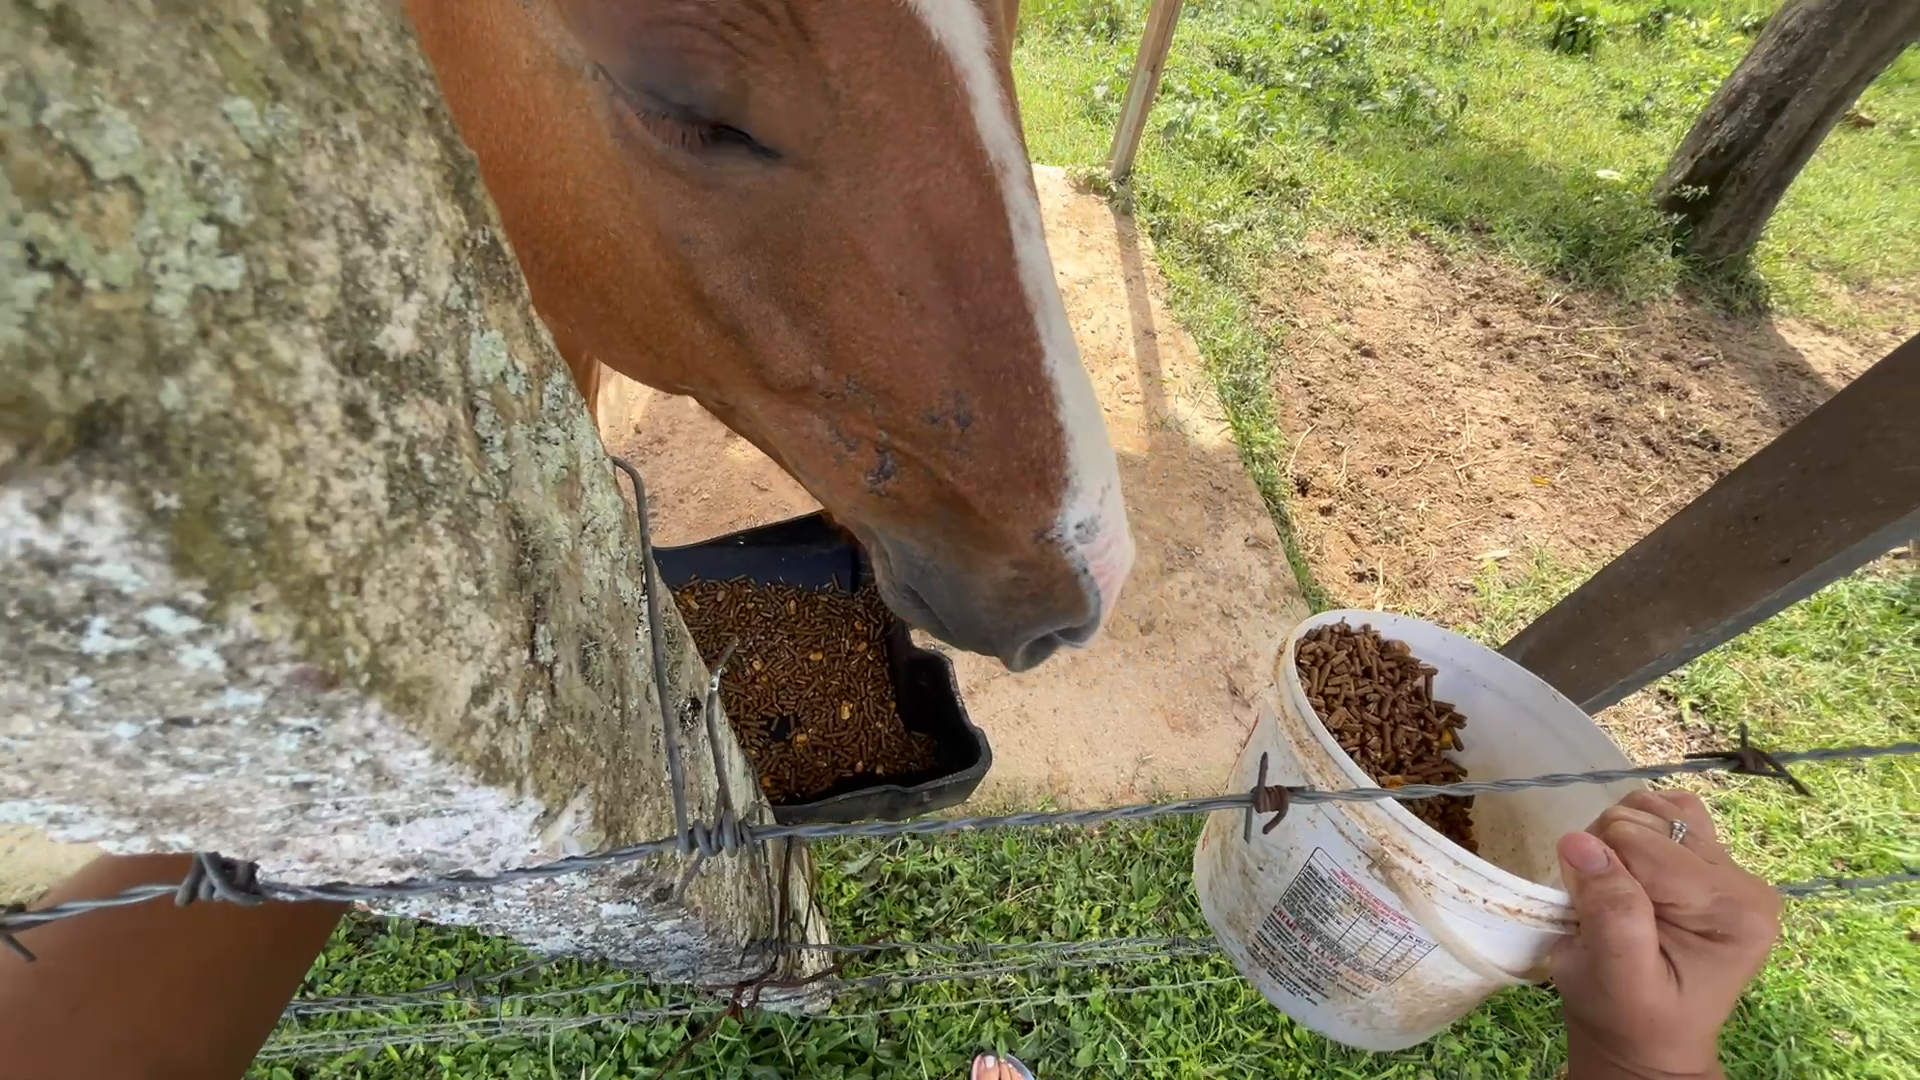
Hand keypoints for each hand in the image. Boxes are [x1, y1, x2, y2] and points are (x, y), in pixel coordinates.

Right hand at [1552, 789, 1781, 1079]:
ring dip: (1611, 839)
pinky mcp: (1708, 861)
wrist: (1642, 1031)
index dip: (1599, 865)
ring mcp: (1728, 869)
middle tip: (1600, 902)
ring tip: (1612, 887)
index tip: (1595, 908)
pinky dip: (1633, 825)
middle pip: (1639, 820)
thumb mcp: (1616, 972)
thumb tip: (1579, 842)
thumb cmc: (1626, 1009)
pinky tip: (1628, 862)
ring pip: (1646, 808)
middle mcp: (1742, 883)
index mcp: (1732, 911)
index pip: (1637, 840)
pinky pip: (1664, 808)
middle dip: (1603, 851)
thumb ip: (1610, 910)